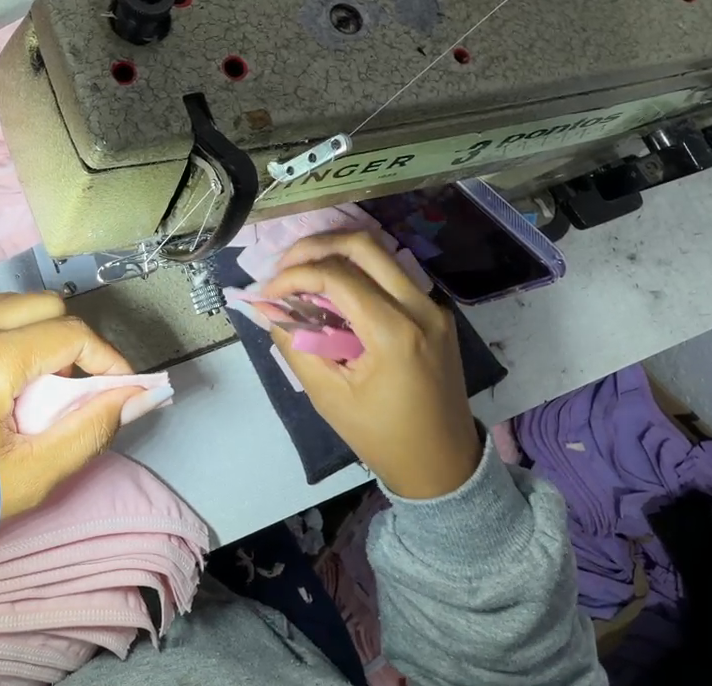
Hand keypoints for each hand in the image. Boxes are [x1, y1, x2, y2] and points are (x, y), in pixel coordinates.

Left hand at [0, 287, 141, 601]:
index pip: (72, 333)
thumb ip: (90, 429)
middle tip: (64, 389)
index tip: (119, 385)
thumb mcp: (32, 475)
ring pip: (10, 298)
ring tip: (25, 379)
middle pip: (45, 305)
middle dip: (70, 343)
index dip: (107, 358)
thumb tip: (137, 394)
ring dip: (32, 330)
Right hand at [262, 231, 481, 499]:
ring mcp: (433, 307)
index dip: (294, 275)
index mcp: (395, 332)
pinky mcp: (434, 312)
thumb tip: (267, 308)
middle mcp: (420, 307)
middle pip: (362, 245)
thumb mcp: (328, 396)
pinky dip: (355, 273)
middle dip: (314, 246)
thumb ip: (295, 344)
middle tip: (283, 265)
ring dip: (335, 255)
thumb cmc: (383, 437)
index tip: (267, 292)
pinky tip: (330, 294)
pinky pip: (390, 275)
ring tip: (301, 274)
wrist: (444, 465)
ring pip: (379, 254)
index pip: (336, 276)